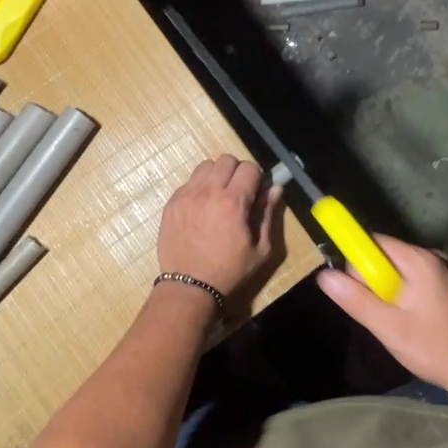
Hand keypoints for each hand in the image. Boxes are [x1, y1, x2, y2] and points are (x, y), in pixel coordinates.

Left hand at [157, 155, 284, 295]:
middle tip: (239, 192)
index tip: (256, 192)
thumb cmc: (230, 272)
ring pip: (205, 166)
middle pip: (226, 160)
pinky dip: (199, 187)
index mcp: (233, 202)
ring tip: (218, 197)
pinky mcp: (171, 203)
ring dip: (216, 175)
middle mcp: (208, 192)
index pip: (249, 168)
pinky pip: (188, 182)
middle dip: (237, 172)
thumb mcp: (260, 249)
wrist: (189, 287)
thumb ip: (268, 215)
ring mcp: (186, 196)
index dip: (257, 178)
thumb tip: (275, 189)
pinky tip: (201, 208)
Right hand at [317, 236, 447, 387]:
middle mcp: (430, 257)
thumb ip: (356, 300)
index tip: (351, 288)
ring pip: (394, 270)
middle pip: (384, 255)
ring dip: (383, 291)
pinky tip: (404, 320)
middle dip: (371, 280)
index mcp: (419, 260)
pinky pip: (408, 280)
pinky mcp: (441, 286)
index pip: (374, 242)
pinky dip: (398, 296)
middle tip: (375, 313)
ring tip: (389, 320)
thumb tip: (324, 276)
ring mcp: (438, 271)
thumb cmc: (430, 347)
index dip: (356, 261)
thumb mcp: (388, 327)